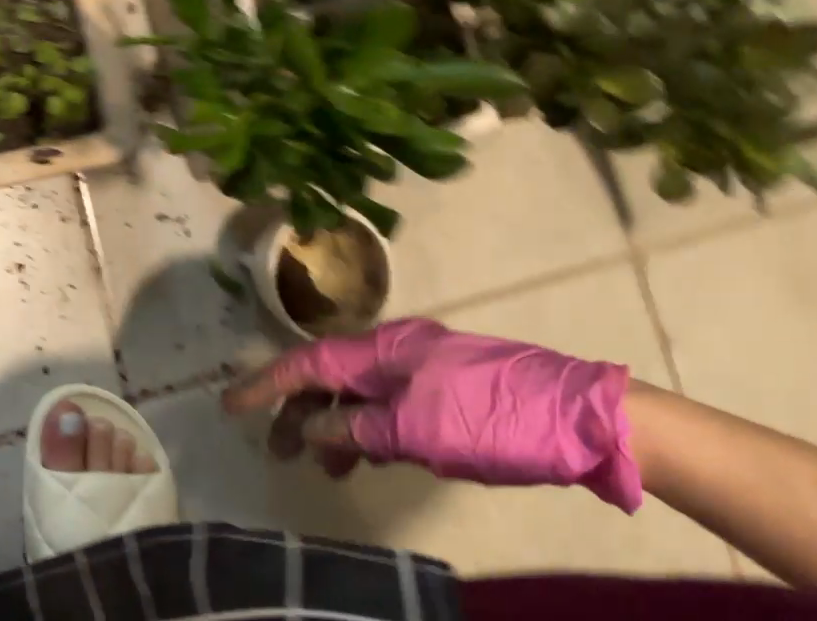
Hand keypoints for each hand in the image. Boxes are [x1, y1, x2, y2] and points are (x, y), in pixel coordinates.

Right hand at [223, 318, 643, 512]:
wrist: (587, 420)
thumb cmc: (491, 419)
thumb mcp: (414, 431)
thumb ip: (355, 428)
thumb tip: (310, 427)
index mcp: (380, 349)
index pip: (306, 364)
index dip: (265, 384)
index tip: (229, 405)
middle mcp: (393, 349)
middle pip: (327, 376)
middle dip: (297, 411)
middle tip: (278, 450)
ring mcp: (421, 367)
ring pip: (357, 393)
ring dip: (333, 425)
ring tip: (324, 467)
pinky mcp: (444, 389)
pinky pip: (386, 405)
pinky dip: (368, 430)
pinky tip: (369, 457)